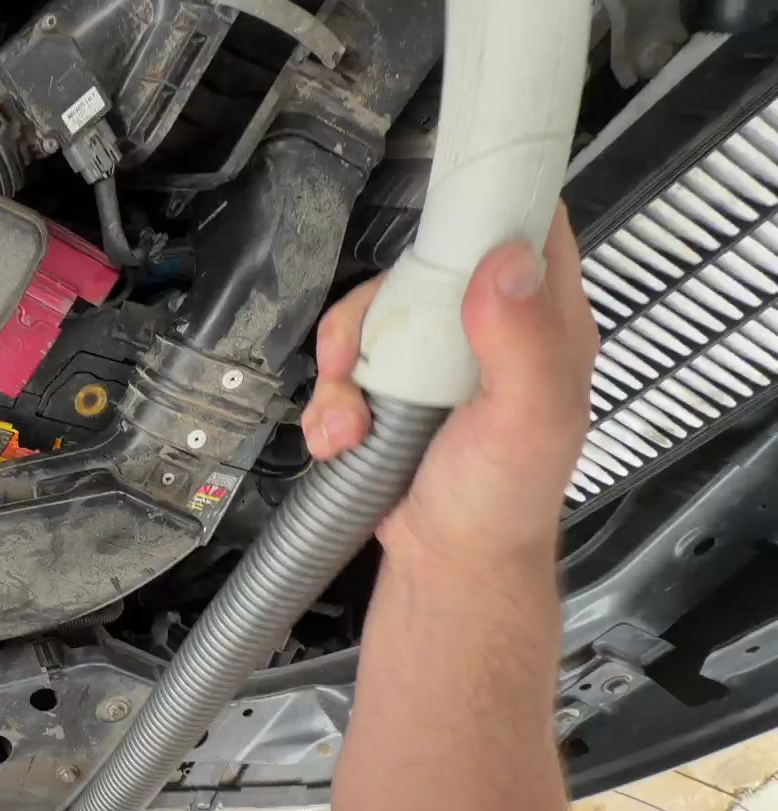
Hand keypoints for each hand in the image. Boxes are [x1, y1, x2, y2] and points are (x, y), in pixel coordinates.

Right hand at [302, 205, 599, 567]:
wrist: (444, 554)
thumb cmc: (500, 495)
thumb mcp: (527, 419)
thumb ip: (522, 341)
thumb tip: (503, 260)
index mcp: (536, 323)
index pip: (522, 231)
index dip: (484, 208)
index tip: (435, 209)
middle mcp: (476, 335)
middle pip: (409, 280)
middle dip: (365, 318)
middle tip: (347, 359)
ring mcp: (422, 368)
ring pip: (361, 332)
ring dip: (335, 380)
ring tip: (343, 429)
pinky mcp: (377, 398)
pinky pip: (334, 381)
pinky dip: (322, 411)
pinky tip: (336, 442)